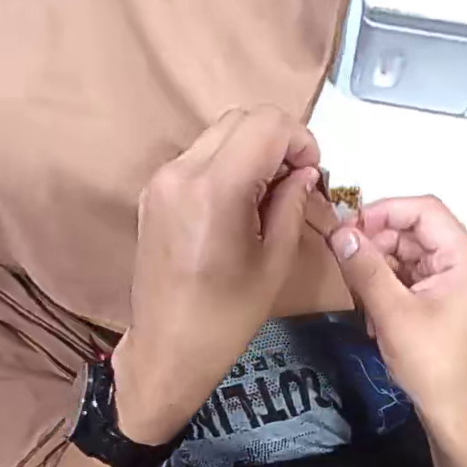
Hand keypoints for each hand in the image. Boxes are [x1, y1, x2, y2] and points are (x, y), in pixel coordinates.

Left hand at [112, 105, 325, 443]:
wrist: (169, 348)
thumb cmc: (227, 318)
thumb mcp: (274, 263)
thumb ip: (292, 206)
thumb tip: (304, 173)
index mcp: (216, 191)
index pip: (266, 125)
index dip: (300, 140)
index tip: (313, 174)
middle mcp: (182, 172)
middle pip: (241, 118)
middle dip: (278, 141)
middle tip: (297, 182)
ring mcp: (161, 180)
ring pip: (218, 134)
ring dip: (252, 151)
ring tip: (270, 194)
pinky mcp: (153, 193)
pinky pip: (198, 158)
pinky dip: (227, 165)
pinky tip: (241, 202)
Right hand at [325, 196, 466, 432]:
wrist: (450, 409)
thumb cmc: (430, 364)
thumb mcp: (393, 313)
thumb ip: (366, 269)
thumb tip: (341, 233)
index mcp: (465, 258)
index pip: (424, 211)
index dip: (384, 211)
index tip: (349, 226)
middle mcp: (463, 263)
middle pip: (414, 232)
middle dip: (377, 243)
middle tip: (344, 257)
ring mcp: (452, 282)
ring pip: (408, 255)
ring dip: (379, 268)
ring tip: (357, 291)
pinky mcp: (441, 299)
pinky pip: (409, 278)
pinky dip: (387, 286)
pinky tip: (371, 309)